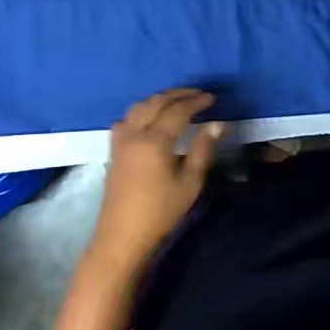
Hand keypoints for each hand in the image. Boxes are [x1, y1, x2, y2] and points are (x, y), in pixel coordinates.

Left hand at [88, 89, 223, 274]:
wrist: (123, 234)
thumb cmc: (161, 212)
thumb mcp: (190, 183)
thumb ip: (203, 149)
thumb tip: (217, 123)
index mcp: (154, 141)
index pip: (177, 111)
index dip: (195, 101)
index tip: (212, 98)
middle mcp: (134, 133)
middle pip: (156, 102)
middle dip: (178, 95)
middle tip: (197, 94)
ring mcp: (120, 140)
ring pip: (139, 106)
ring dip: (158, 99)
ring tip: (177, 102)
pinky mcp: (113, 148)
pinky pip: (127, 118)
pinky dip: (142, 110)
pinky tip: (151, 118)